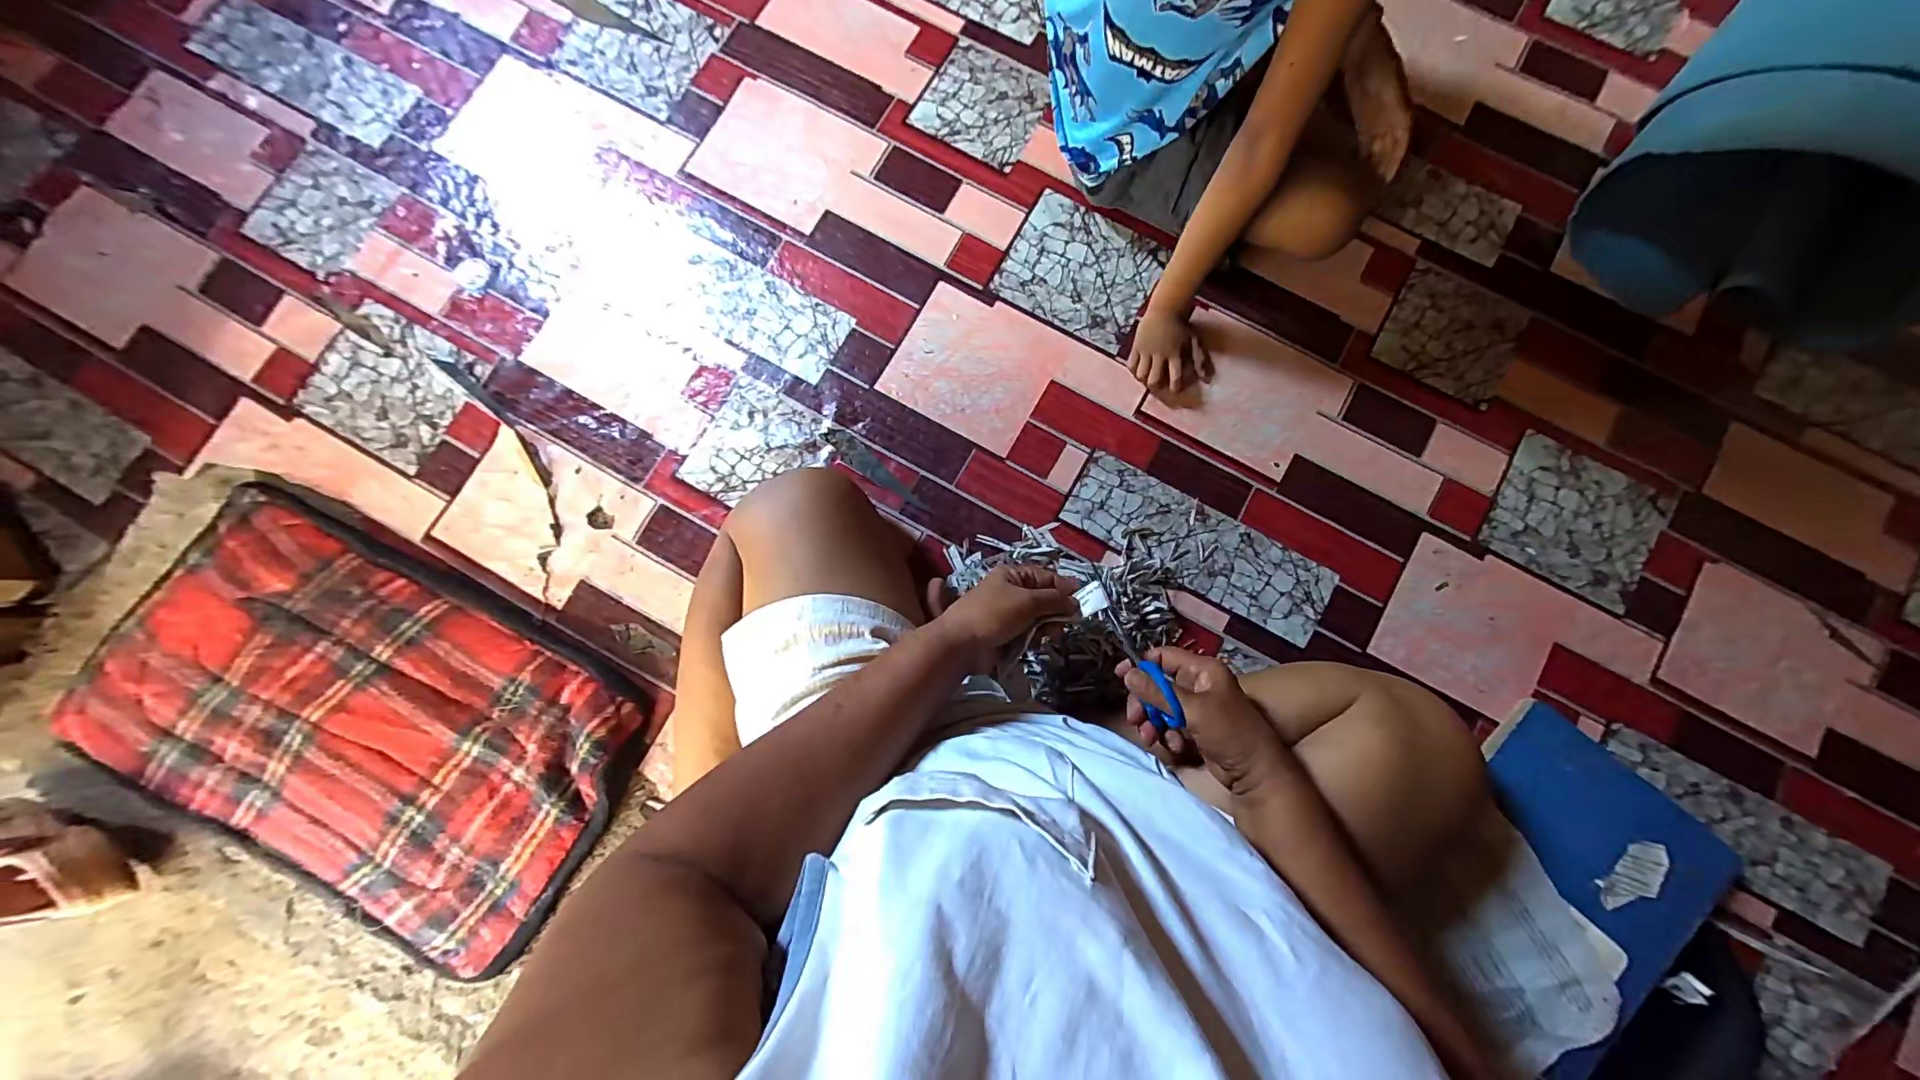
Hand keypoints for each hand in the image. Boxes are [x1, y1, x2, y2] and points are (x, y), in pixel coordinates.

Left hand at [926, 565, 1078, 672]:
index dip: (1064, 587)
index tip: (1081, 600)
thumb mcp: (1028, 601)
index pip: (1046, 577)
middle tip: (1064, 622)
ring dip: (1046, 627)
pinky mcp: (1006, 635)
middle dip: (1056, 611)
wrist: (961, 645)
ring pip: (1039, 619)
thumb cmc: (994, 615)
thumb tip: (1075, 601)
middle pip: (1045, 599)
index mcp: (1012, 575)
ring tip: (1046, 635)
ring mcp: (1008, 614)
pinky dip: (1035, 638)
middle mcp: (1010, 592)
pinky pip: (1029, 634)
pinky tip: (1034, 644)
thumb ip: (1055, 600)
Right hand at [1119, 647, 1288, 800]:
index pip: (1164, 657)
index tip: (1122, 676)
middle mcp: (1198, 685)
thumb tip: (1128, 673)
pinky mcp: (1194, 728)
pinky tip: (1173, 746)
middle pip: (1157, 684)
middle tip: (1135, 718)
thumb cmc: (1229, 733)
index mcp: (1203, 670)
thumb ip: (1158, 692)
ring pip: (1160, 707)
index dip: (1142, 665)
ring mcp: (1196, 707)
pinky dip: (1166, 735)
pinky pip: (1169, 725)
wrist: (1254, 774)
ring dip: (1153, 722)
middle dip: (1145, 702)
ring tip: (1152, 737)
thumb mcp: (1192, 710)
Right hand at [1128, 309, 1212, 393]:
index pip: (1174, 376)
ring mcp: (1146, 351)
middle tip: (1158, 387)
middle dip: (1156, 387)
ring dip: (1144, 380)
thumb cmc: (1181, 326)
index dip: (1174, 387)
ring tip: (1146, 380)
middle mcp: (1159, 355)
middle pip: (1154, 379)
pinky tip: (1138, 371)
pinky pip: (1131, 364)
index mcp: (1174, 354)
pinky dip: (1134, 371)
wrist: (1165, 308)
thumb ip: (1199, 360)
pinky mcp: (1136, 347)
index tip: (1174, 390)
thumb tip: (1206, 380)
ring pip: (1141, 374)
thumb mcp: (1193, 341)